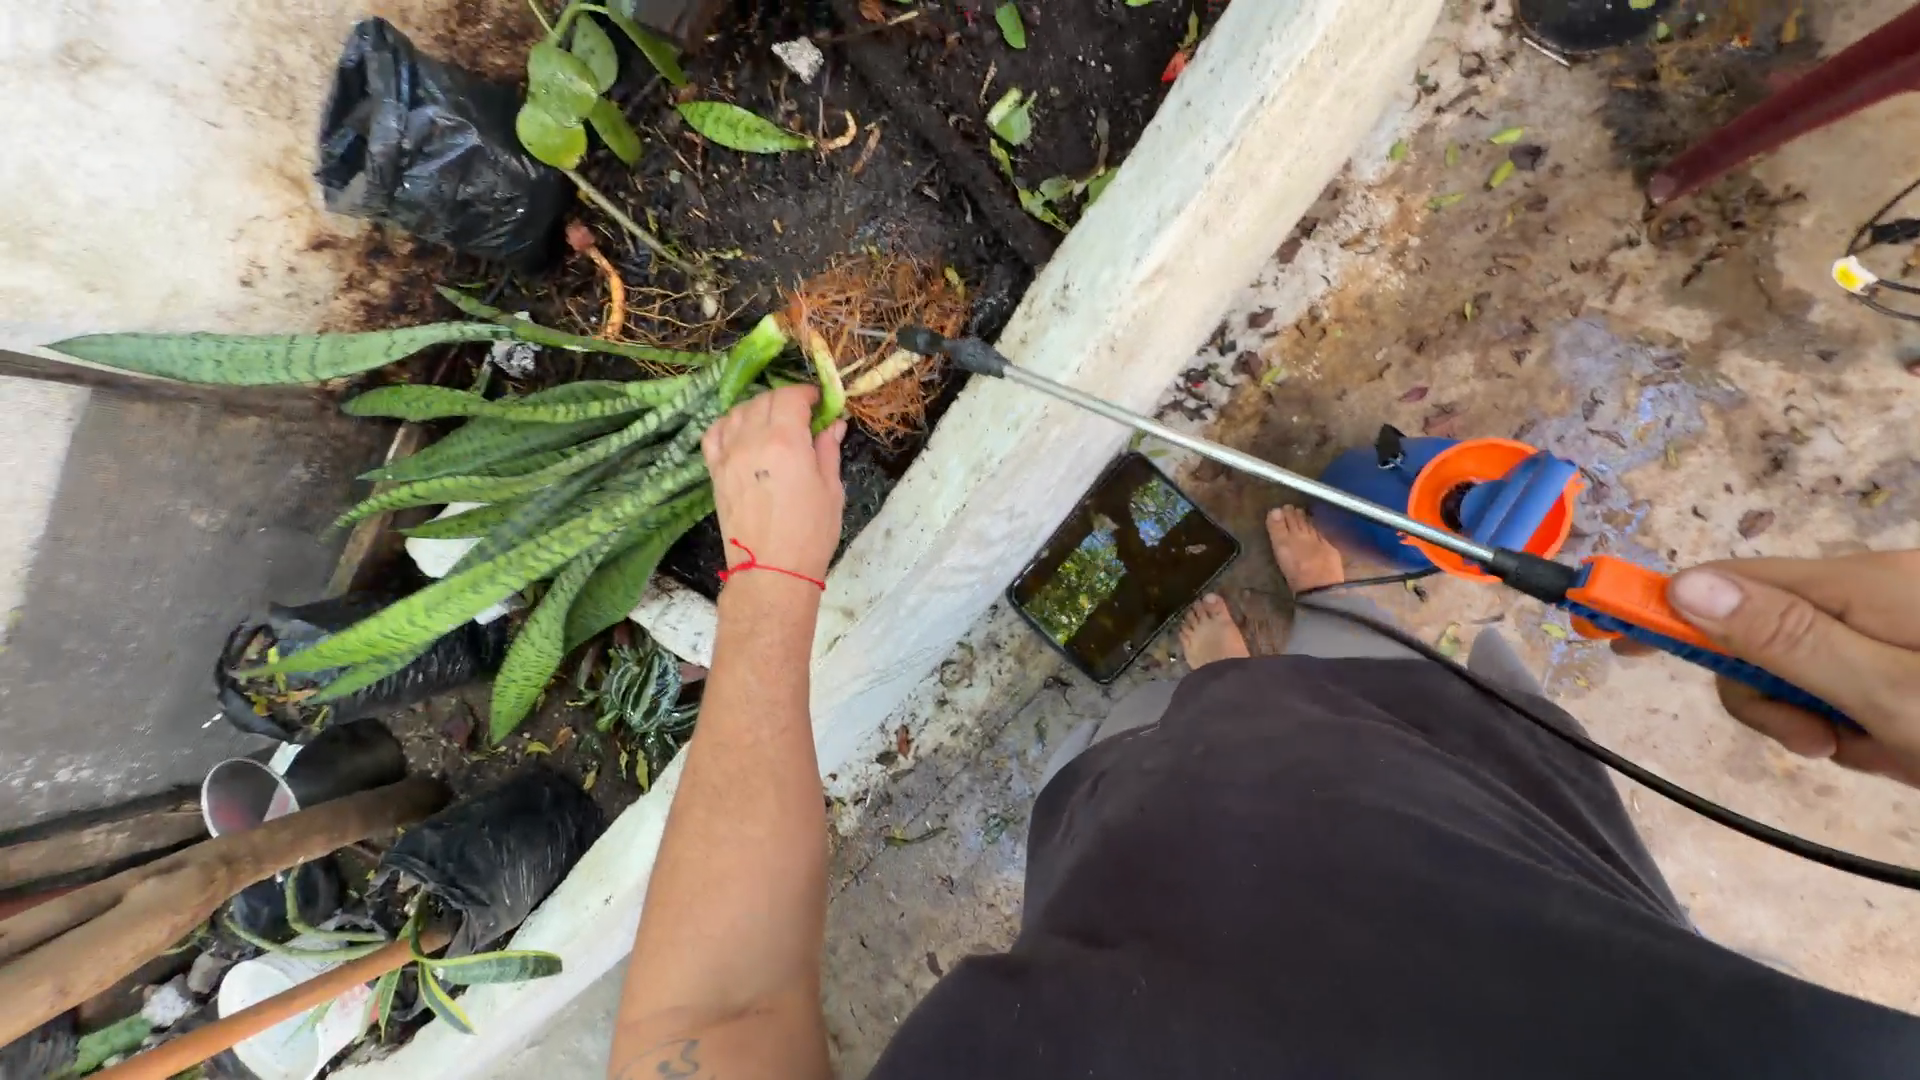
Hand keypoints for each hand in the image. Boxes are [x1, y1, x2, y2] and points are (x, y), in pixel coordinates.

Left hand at [701, 385, 846, 584]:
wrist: (773, 570)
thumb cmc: (811, 533)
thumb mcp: (831, 489)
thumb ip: (828, 450)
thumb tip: (833, 424)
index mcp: (786, 441)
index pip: (791, 397)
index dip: (807, 394)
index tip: (820, 402)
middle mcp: (752, 440)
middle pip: (765, 400)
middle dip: (786, 400)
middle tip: (803, 415)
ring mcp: (729, 455)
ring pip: (738, 412)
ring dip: (758, 409)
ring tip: (774, 423)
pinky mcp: (715, 471)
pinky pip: (715, 433)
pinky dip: (729, 424)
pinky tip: (742, 432)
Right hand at [1658, 551, 1919, 786]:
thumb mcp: (1889, 693)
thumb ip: (1784, 638)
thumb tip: (1681, 586)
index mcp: (1863, 583)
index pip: (1725, 583)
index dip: (1665, 612)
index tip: (1622, 647)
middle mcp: (1872, 591)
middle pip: (1755, 632)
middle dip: (1765, 693)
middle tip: (1814, 743)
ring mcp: (1893, 623)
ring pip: (1791, 665)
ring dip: (1809, 716)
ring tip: (1873, 753)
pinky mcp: (1905, 655)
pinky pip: (1834, 681)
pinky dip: (1849, 720)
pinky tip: (1896, 747)